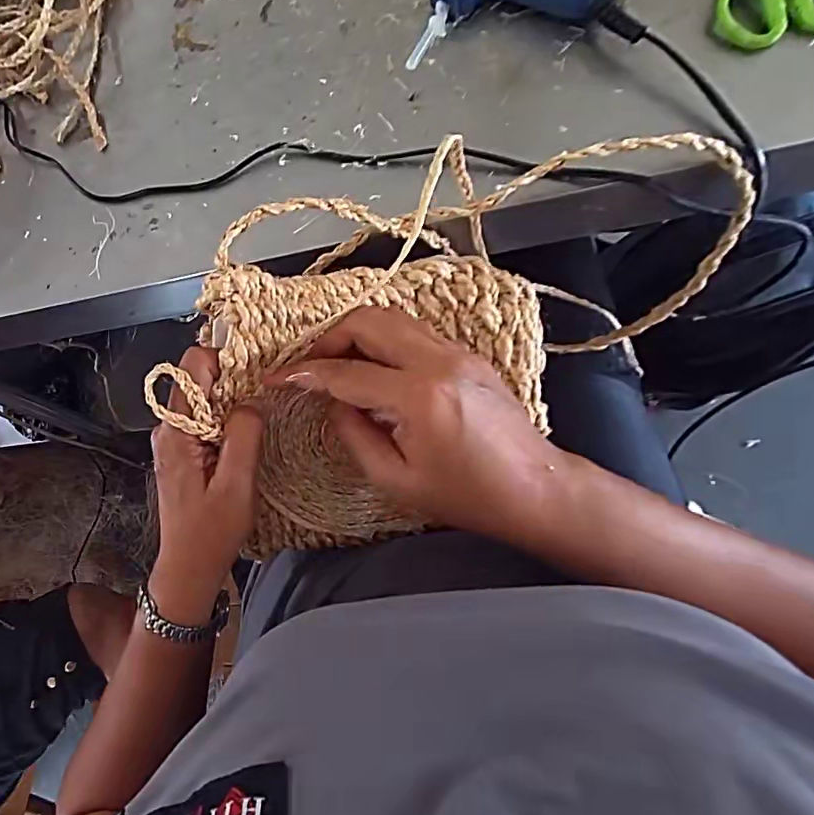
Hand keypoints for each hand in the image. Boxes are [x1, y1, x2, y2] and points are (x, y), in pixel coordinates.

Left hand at [152, 346, 262, 621]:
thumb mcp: (237, 485)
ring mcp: (171, 440)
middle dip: (231, 383)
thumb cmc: (211, 533)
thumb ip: (244, 436)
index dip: (224, 361)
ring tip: (254, 426)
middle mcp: (167, 428)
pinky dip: (224, 422)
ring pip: (202, 399)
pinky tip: (240, 443)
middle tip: (259, 406)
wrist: (188, 567)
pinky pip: (202, 420)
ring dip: (229, 404)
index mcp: (176, 431)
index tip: (252, 378)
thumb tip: (251, 400)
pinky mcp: (179, 452)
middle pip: (197, 379)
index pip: (192, 365)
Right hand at [270, 307, 579, 547]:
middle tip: (309, 364)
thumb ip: (355, 435)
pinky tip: (374, 368)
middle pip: (369, 321)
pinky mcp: (468, 356)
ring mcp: (458, 353)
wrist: (535, 489)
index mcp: (419, 397)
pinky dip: (384, 340)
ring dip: (357, 333)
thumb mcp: (396, 480)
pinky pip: (414, 332)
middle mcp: (439, 362)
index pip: (347, 373)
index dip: (306, 374)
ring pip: (393, 318)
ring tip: (336, 362)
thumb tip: (335, 403)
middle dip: (329, 337)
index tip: (278, 377)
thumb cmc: (467, 496)